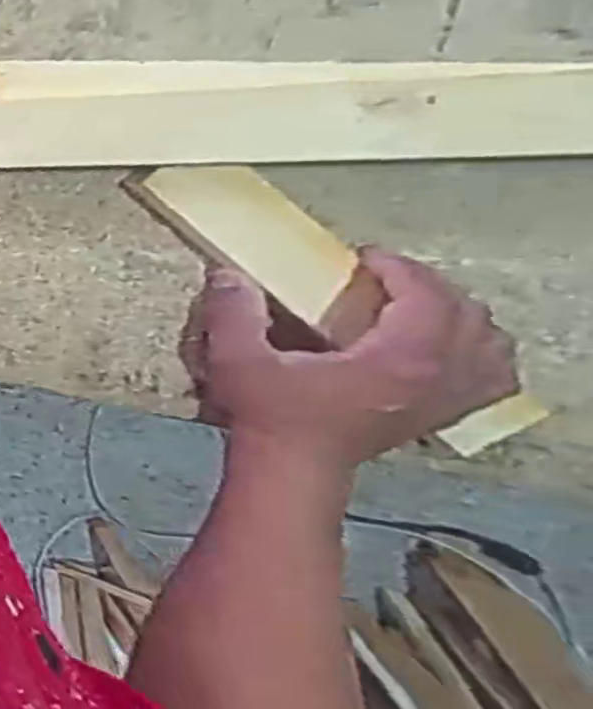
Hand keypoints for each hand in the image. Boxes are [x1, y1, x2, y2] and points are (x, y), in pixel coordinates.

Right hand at [179, 248, 518, 471]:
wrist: (291, 462)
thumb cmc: (267, 409)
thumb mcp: (236, 356)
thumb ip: (233, 312)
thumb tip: (229, 274)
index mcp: (396, 361)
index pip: (429, 302)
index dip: (402, 270)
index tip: (362, 257)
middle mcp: (435, 379)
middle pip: (468, 318)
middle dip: (429, 286)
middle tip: (383, 274)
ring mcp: (443, 399)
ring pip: (489, 346)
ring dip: (459, 315)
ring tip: (415, 301)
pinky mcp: (438, 411)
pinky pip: (490, 375)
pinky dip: (478, 350)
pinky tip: (446, 342)